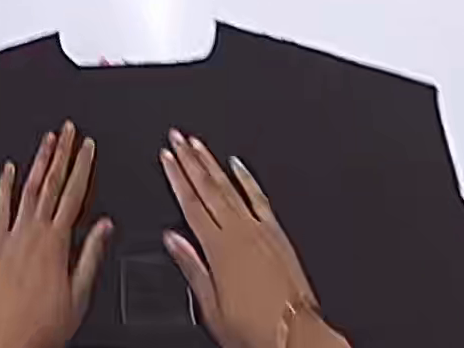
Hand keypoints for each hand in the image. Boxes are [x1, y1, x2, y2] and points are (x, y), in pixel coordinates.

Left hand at [0, 120, 114, 347]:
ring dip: (39, 160)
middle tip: (68, 129)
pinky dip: (4, 185)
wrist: (5, 347)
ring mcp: (12, 235)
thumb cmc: (42, 328)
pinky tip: (8, 168)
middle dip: (62, 152)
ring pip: (29, 187)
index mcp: (56, 241)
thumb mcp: (78, 296)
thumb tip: (105, 225)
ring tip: (47, 139)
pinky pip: (0, 207)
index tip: (88, 145)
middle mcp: (34, 231)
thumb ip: (91, 255)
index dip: (83, 165)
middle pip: (52, 182)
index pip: (74, 192)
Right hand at [159, 129, 348, 347]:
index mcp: (218, 248)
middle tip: (177, 136)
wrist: (297, 338)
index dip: (175, 176)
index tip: (166, 156)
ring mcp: (257, 227)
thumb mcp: (212, 308)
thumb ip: (191, 266)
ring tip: (197, 142)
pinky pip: (258, 196)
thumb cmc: (255, 330)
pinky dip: (246, 177)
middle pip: (206, 186)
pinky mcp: (276, 232)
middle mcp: (237, 231)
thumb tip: (171, 238)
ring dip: (210, 161)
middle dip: (188, 159)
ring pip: (228, 185)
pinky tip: (236, 163)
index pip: (190, 202)